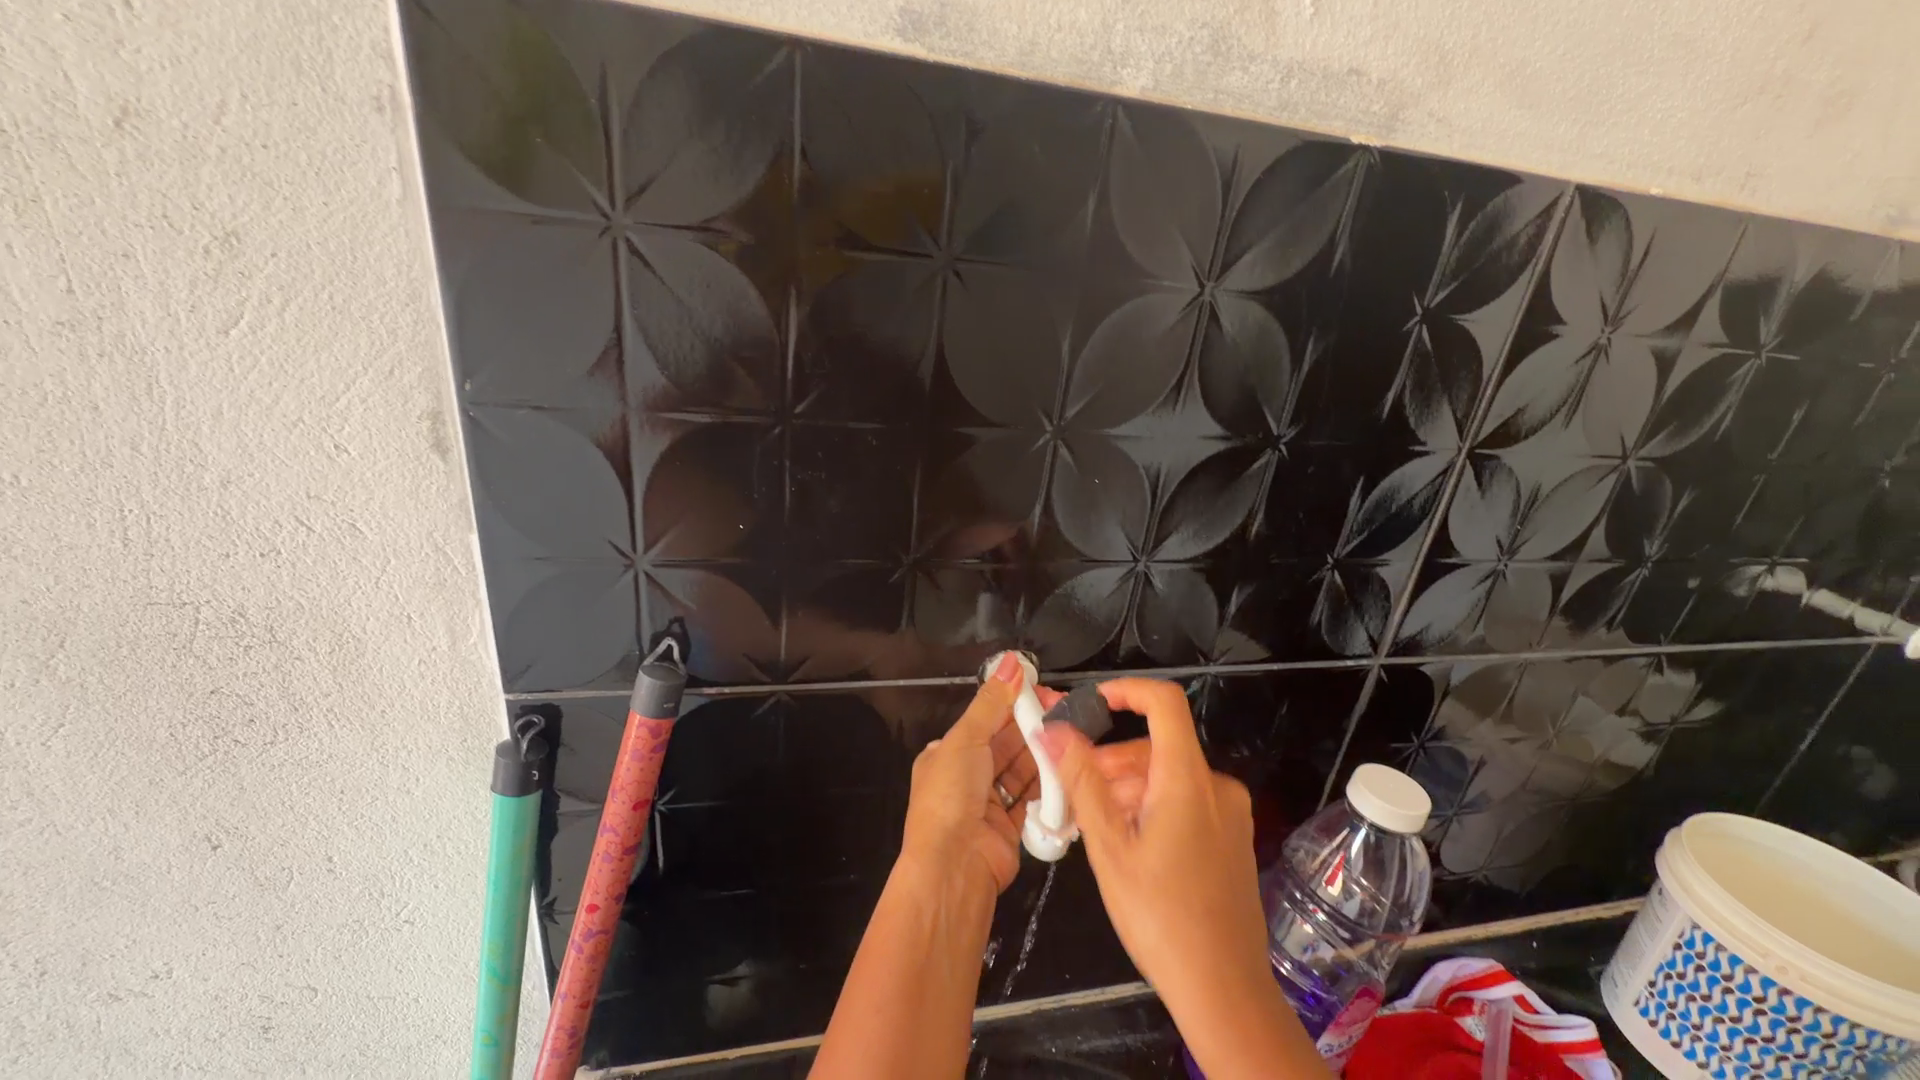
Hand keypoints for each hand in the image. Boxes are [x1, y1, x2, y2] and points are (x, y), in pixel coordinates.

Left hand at [899, 652, 1062, 893]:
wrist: (954, 865)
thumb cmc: (952, 794)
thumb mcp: (966, 739)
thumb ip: (992, 703)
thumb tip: (1011, 661)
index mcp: (946, 754)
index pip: (985, 721)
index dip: (1013, 705)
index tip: (1044, 692)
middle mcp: (966, 777)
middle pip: (1006, 744)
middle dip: (1033, 728)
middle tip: (1068, 711)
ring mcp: (987, 804)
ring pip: (1021, 770)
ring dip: (1043, 755)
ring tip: (1072, 737)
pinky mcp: (1009, 827)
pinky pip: (1030, 799)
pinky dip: (1047, 786)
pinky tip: (1066, 769)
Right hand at [1041, 677, 1327, 1077]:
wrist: (1223, 988)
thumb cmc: (1159, 916)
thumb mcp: (1109, 847)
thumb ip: (1081, 781)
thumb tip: (1051, 729)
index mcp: (1188, 779)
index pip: (1164, 702)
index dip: (1125, 691)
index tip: (1088, 705)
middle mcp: (1216, 785)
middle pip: (1156, 748)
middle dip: (1110, 762)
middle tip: (1071, 796)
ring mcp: (1230, 813)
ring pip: (1167, 778)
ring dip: (1127, 790)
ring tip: (1093, 829)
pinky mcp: (1233, 836)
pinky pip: (1185, 802)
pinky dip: (1151, 808)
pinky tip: (1127, 846)